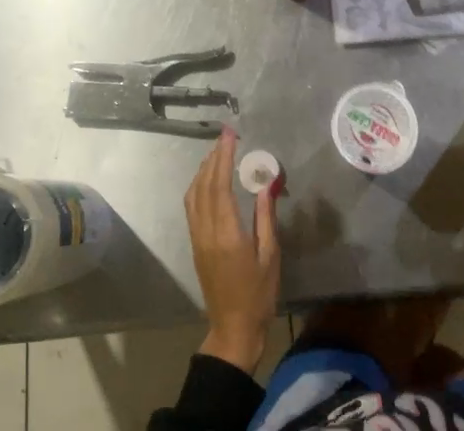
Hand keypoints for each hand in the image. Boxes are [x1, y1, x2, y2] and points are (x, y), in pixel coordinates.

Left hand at [185, 128, 280, 370]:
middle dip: (213, 157)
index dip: (224, 157)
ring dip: (204, 170)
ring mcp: (197, 238)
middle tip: (226, 136)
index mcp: (227, 234)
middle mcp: (206, 232)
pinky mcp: (196, 245)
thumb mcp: (270, 256)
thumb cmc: (258, 294)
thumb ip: (266, 218)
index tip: (230, 135)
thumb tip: (266, 184)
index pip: (220, 185)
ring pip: (193, 195)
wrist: (233, 328)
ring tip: (219, 153)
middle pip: (203, 186)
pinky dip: (199, 186)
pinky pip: (192, 207)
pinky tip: (210, 180)